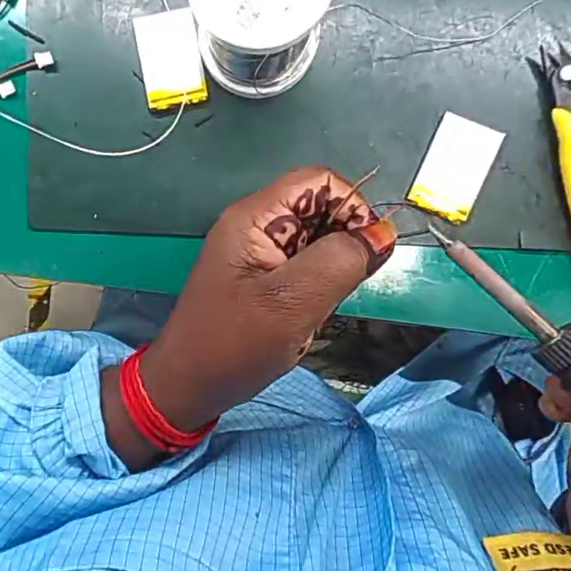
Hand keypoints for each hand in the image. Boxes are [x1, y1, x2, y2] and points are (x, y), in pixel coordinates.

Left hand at [103, 167, 395, 466]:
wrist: (188, 388)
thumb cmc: (233, 345)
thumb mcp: (292, 303)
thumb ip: (341, 261)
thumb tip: (383, 233)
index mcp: (254, 218)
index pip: (319, 182)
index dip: (351, 207)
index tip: (365, 251)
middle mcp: (256, 229)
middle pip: (320, 212)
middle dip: (342, 247)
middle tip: (334, 290)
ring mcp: (258, 258)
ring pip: (317, 246)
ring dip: (330, 276)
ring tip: (313, 310)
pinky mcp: (262, 284)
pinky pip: (305, 274)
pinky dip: (316, 293)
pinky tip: (304, 320)